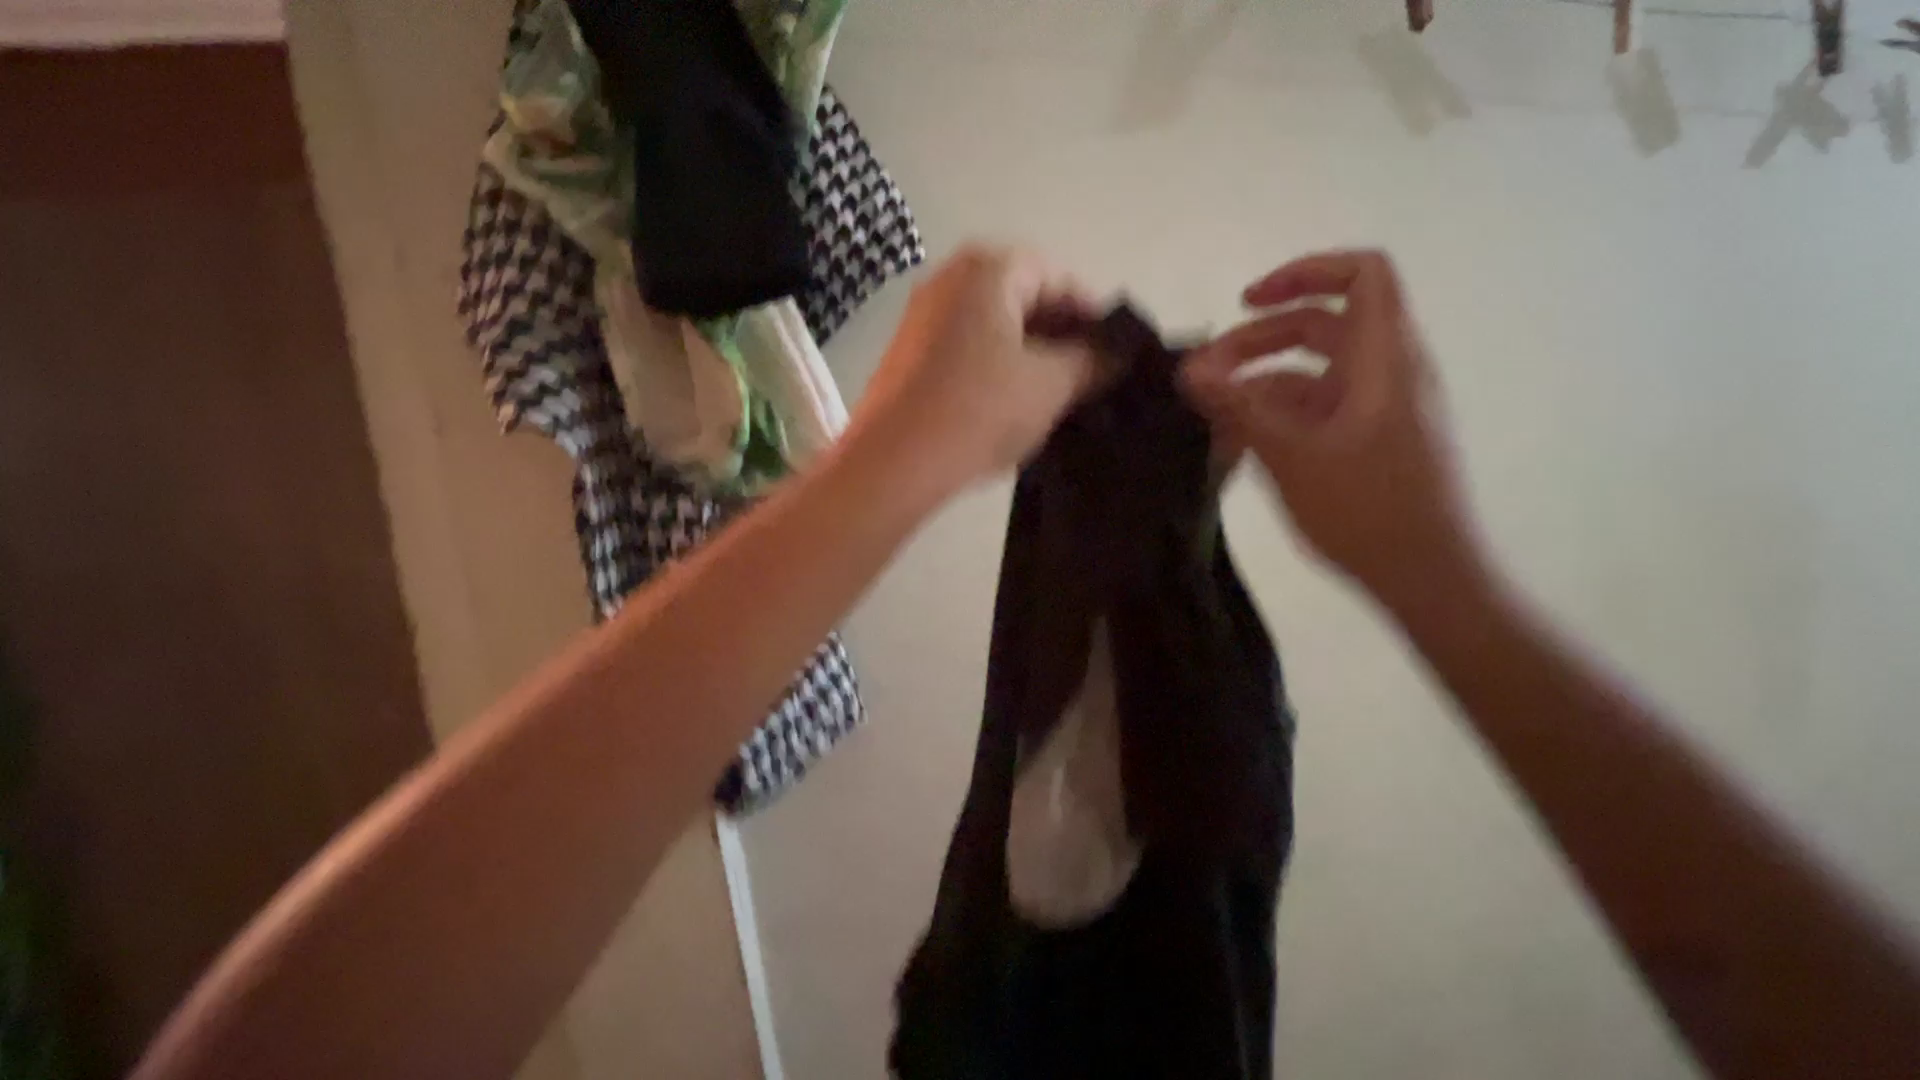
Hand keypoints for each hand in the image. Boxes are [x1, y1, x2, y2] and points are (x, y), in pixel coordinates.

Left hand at [854, 245, 1099, 486]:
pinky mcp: (906, 356)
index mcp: (987, 269)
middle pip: (1023, 298)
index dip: (1092, 316)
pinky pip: (966, 350)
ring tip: (1058, 398)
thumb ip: (1092, 360)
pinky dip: (995, 370)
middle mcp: (949, 279)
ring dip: (1029, 356)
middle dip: (1060, 336)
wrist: (892, 464)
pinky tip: (1012, 408)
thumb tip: (1116, 352)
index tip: (1116, 355)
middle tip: (1091, 379)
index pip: (1058, 277)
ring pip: (994, 328)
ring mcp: (921, 317)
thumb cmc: (978, 410)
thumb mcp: (1050, 384)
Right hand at [1180, 250, 1487, 609]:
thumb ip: (1240, 407)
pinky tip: (1236, 447)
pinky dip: (1277, 416)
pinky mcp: (1368, 439)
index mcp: (1383, 359)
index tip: (1247, 302)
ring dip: (1259, 383)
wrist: (1428, 576)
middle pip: (1321, 324)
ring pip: (1312, 371)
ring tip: (1209, 416)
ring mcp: (1378, 407)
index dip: (1305, 271)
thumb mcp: (1293, 456)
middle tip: (1203, 374)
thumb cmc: (1367, 510)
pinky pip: (1317, 409)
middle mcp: (1386, 371)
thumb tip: (1188, 370)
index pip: (1363, 274)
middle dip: (1256, 340)